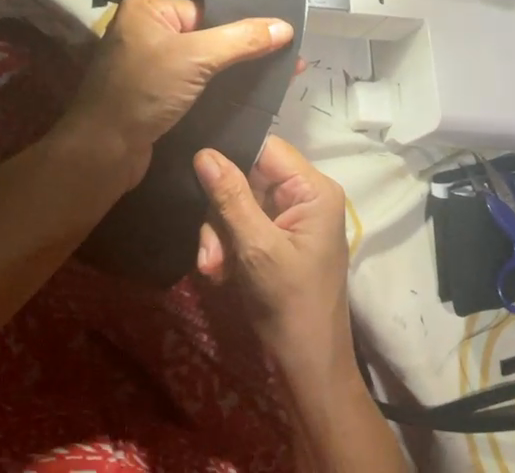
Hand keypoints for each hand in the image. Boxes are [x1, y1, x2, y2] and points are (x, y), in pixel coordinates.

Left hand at [56, 0, 292, 191]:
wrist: (103, 153)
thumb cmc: (144, 92)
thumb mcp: (196, 58)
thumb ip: (242, 40)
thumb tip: (287, 26)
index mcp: (148, 10)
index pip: (206, 9)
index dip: (241, 24)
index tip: (282, 35)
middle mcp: (147, 32)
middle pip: (209, 35)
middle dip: (245, 49)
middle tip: (289, 59)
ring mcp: (150, 66)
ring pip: (205, 63)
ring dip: (235, 73)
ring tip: (279, 77)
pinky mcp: (157, 96)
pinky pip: (196, 85)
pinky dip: (220, 90)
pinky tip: (251, 95)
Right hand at [194, 137, 353, 381]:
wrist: (307, 365)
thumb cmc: (290, 304)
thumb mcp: (256, 248)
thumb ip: (230, 198)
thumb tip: (204, 153)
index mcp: (314, 190)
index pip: (266, 149)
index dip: (232, 160)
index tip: (200, 179)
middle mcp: (305, 197)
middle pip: (247, 179)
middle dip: (221, 214)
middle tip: (210, 252)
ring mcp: (291, 220)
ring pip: (238, 205)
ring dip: (219, 237)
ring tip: (213, 269)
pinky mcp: (277, 241)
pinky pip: (243, 228)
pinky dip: (227, 248)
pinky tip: (219, 274)